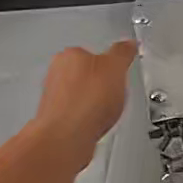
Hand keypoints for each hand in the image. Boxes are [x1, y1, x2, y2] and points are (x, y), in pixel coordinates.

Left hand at [30, 40, 137, 170]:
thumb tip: (128, 45)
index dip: (111, 64)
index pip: (95, 52)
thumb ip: (123, 53)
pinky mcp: (56, 119)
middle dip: (101, 83)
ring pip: (80, 95)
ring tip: (104, 110)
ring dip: (93, 102)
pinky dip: (87, 118)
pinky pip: (76, 114)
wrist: (67, 137)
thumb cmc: (85, 102)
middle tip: (113, 92)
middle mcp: (56, 73)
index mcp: (70, 55)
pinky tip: (94, 123)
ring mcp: (54, 97)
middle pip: (86, 74)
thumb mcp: (116, 68)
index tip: (120, 70)